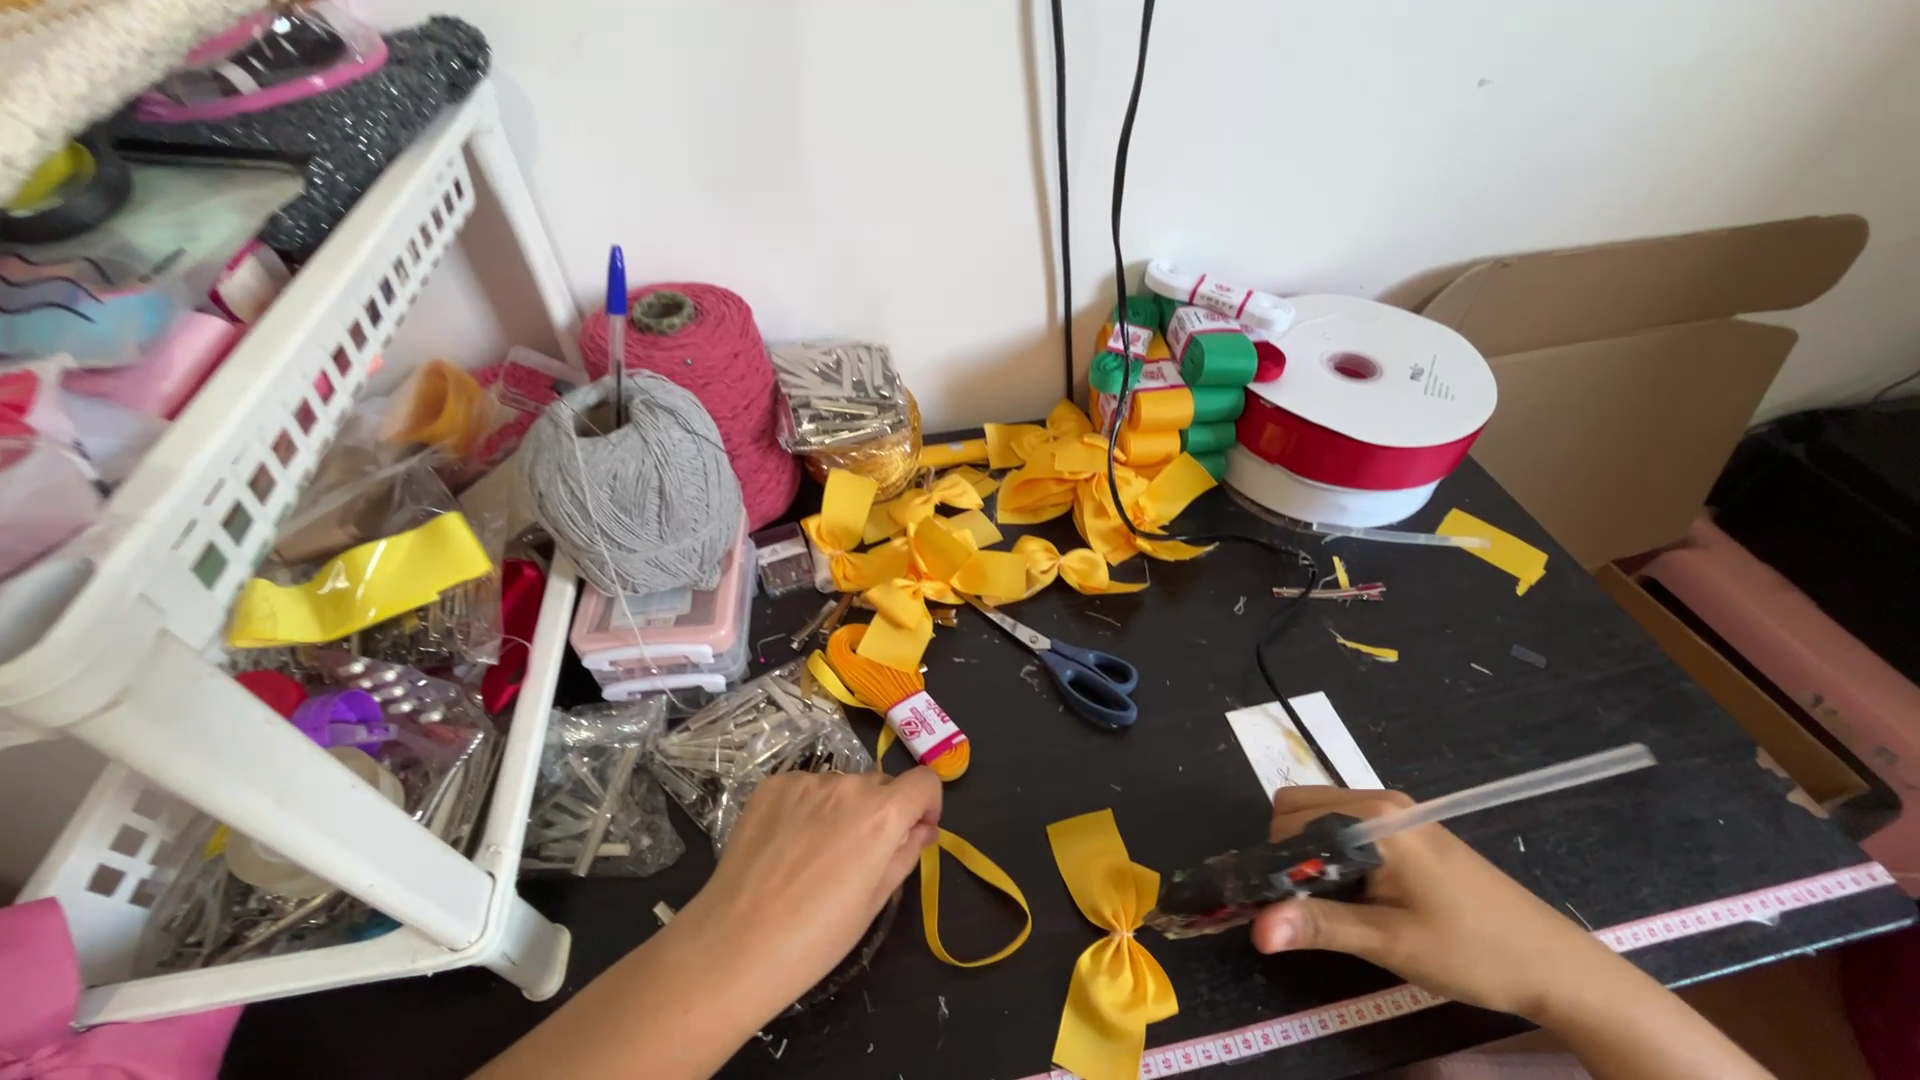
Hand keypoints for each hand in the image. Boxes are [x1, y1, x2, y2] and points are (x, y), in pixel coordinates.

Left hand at [674, 767, 942, 1013]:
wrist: (735, 944)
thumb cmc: (816, 937)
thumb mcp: (875, 901)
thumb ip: (906, 853)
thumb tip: (921, 828)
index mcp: (882, 814)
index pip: (924, 781)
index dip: (927, 804)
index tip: (915, 831)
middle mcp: (847, 785)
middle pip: (881, 784)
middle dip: (883, 810)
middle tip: (862, 855)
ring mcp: (805, 782)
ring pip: (841, 786)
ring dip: (843, 808)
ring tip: (817, 854)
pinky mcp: (771, 786)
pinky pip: (805, 787)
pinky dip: (808, 807)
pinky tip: (788, 845)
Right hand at [1250, 786, 1625, 1019]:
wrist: (1555, 967)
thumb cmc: (1472, 952)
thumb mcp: (1389, 943)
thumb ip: (1318, 925)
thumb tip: (1255, 927)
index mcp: (1374, 818)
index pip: (1289, 820)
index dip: (1275, 862)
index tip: (1278, 907)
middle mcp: (1381, 802)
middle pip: (1299, 810)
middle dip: (1288, 855)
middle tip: (1307, 909)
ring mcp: (1397, 813)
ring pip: (1320, 818)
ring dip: (1310, 857)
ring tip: (1332, 908)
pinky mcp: (1408, 831)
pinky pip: (1346, 828)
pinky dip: (1333, 856)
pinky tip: (1357, 898)